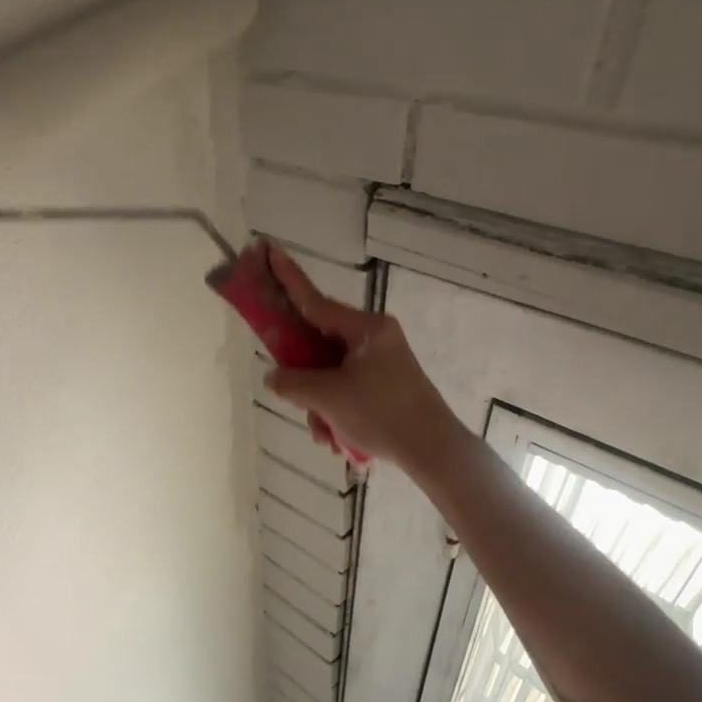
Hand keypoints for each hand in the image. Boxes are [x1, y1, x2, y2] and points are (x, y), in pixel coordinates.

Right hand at [261, 244, 469, 475]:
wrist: (433, 450)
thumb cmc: (382, 413)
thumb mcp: (327, 397)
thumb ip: (292, 382)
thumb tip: (274, 376)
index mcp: (365, 329)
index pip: (314, 300)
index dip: (287, 278)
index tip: (268, 250)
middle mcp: (372, 338)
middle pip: (316, 345)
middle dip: (301, 378)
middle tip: (290, 393)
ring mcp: (379, 362)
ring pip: (326, 374)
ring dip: (317, 404)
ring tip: (325, 434)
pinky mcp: (382, 385)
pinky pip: (342, 390)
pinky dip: (332, 412)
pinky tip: (336, 439)